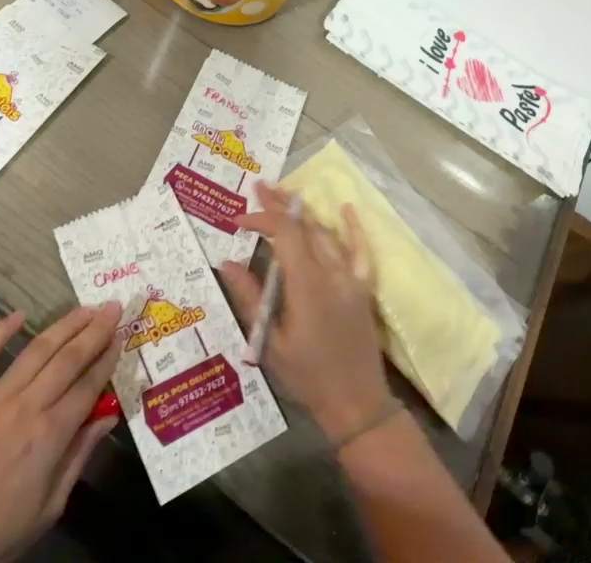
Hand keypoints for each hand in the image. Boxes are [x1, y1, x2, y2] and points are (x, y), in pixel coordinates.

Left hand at [0, 305, 122, 562]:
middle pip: (67, 360)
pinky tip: (18, 314)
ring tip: (84, 308)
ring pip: (34, 351)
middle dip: (94, 331)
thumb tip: (108, 416)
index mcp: (50, 436)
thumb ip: (79, 455)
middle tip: (113, 307)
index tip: (122, 336)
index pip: (88, 386)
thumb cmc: (1, 531)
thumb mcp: (51, 505)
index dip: (108, 358)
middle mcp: (25, 408)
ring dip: (63, 326)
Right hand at [219, 182, 393, 438]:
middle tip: (258, 187)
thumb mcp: (270, 341)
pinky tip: (345, 208)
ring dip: (304, 212)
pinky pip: (360, 251)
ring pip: (326, 234)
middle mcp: (332, 274)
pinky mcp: (363, 288)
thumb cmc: (308, 376)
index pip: (284, 235)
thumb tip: (227, 262)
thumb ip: (250, 297)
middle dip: (280, 205)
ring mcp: (352, 279)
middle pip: (305, 227)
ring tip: (283, 194)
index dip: (262, 219)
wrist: (357, 403)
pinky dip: (352, 228)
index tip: (239, 221)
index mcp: (307, 286)